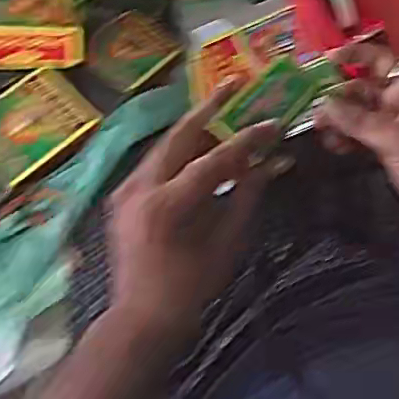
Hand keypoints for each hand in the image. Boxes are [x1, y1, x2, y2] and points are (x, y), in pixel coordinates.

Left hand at [104, 84, 284, 344]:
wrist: (142, 317)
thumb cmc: (193, 285)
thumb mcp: (228, 239)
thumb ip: (248, 193)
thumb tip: (275, 161)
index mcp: (167, 204)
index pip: (215, 159)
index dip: (248, 139)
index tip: (273, 123)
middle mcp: (140, 188)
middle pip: (179, 134)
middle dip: (210, 106)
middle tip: (235, 81)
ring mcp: (126, 190)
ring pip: (166, 145)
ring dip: (197, 129)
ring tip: (226, 110)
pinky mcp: (123, 196)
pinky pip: (157, 162)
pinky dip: (182, 151)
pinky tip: (203, 147)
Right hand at [314, 42, 398, 225]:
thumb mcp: (396, 137)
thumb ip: (358, 120)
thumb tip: (323, 105)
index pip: (379, 59)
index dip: (354, 54)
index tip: (326, 60)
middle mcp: (397, 100)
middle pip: (360, 87)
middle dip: (337, 95)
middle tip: (313, 108)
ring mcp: (389, 123)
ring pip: (354, 112)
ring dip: (337, 119)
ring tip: (320, 130)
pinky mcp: (383, 145)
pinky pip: (356, 133)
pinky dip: (343, 137)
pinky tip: (333, 146)